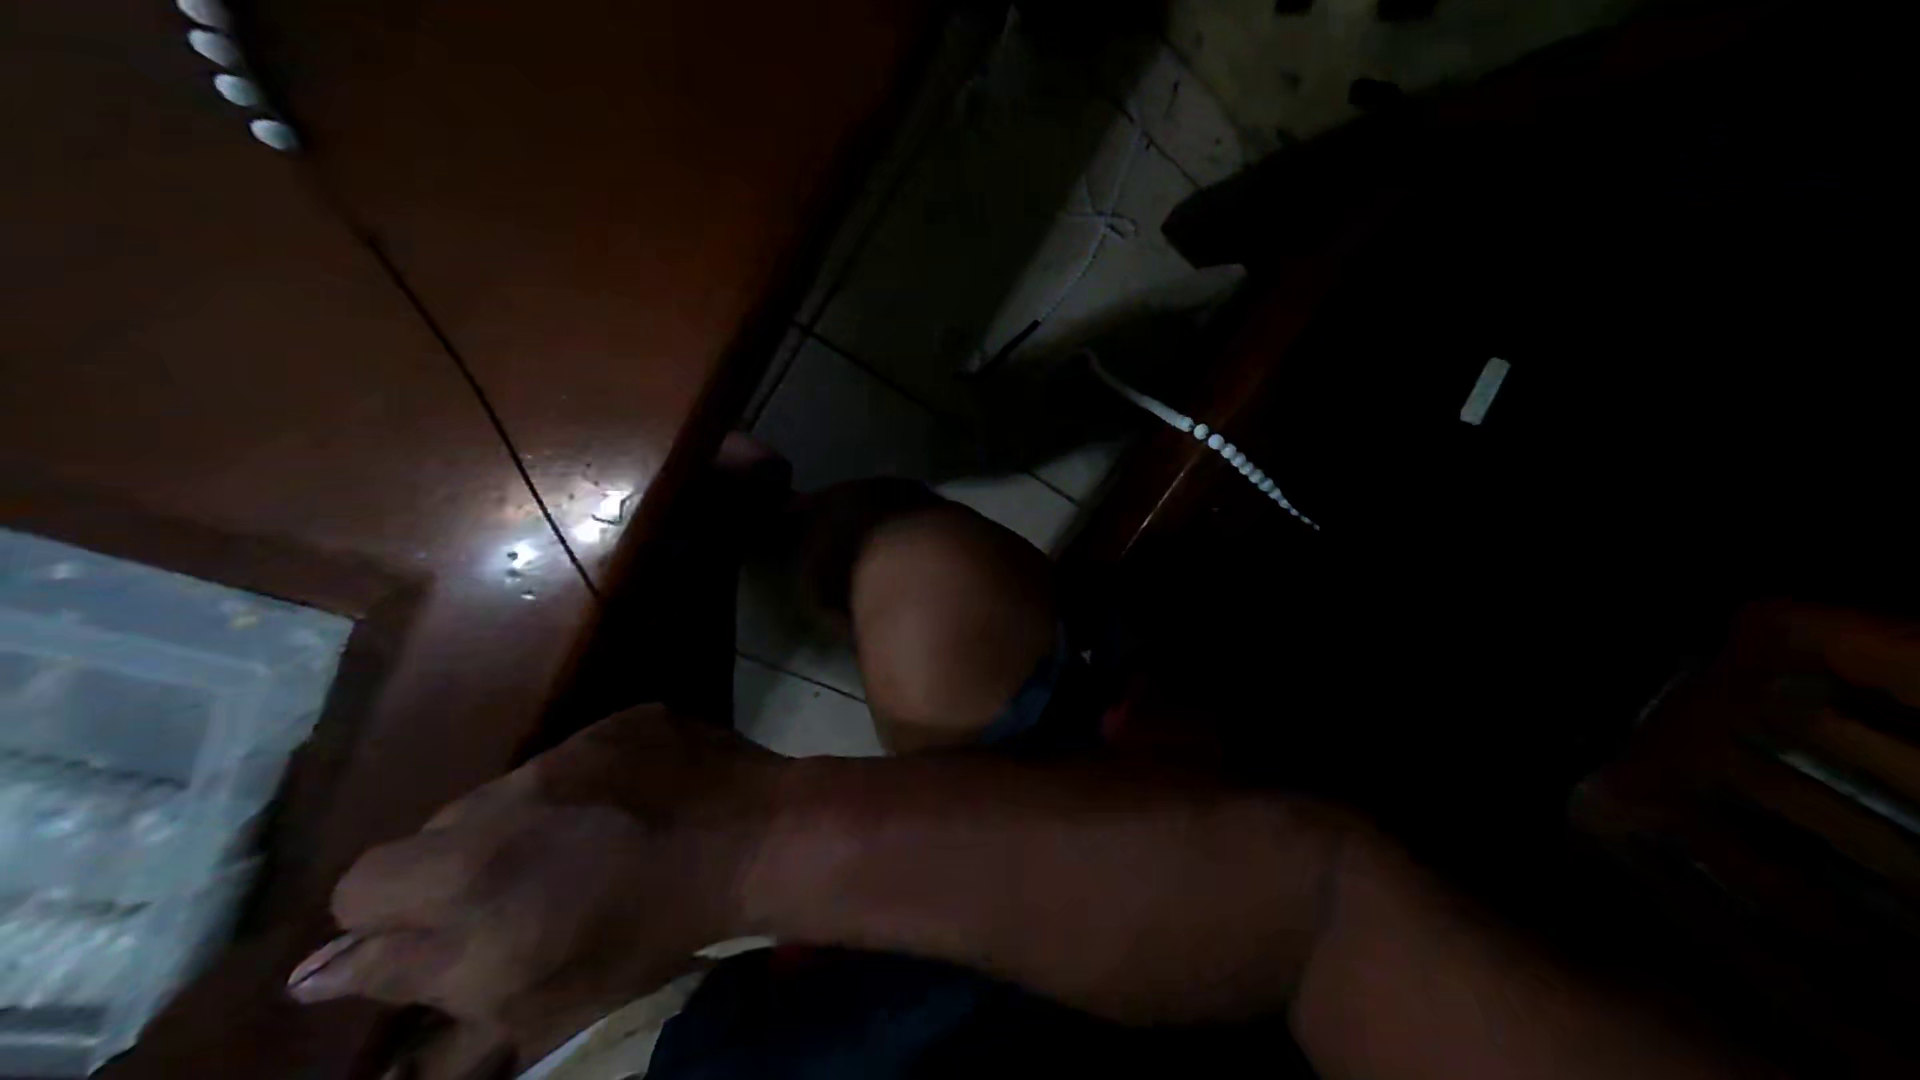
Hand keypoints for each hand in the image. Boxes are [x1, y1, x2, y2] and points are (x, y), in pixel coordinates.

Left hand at [286, 706, 775, 1039]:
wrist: (757, 845)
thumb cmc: (679, 774)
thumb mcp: (594, 742)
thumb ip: (509, 789)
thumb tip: (458, 834)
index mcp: (474, 866)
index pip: (361, 891)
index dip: (398, 866)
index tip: (440, 851)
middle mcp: (472, 951)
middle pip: (367, 969)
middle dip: (394, 931)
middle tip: (437, 904)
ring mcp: (514, 999)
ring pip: (421, 1008)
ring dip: (434, 973)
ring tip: (480, 937)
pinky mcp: (560, 1021)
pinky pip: (484, 1037)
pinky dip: (485, 1007)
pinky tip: (522, 965)